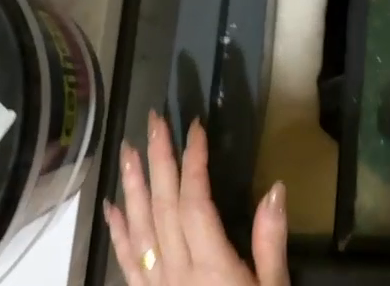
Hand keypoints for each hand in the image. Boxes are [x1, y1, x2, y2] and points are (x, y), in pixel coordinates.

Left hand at [105, 112, 287, 285]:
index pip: (194, 202)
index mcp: (211, 267)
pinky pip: (128, 262)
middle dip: (158, 160)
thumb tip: (276, 188)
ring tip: (128, 149)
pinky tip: (113, 206)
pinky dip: (119, 231)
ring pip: (139, 229)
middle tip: (153, 120)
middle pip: (162, 207)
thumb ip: (270, 241)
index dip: (193, 161)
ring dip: (133, 186)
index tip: (195, 127)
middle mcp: (177, 273)